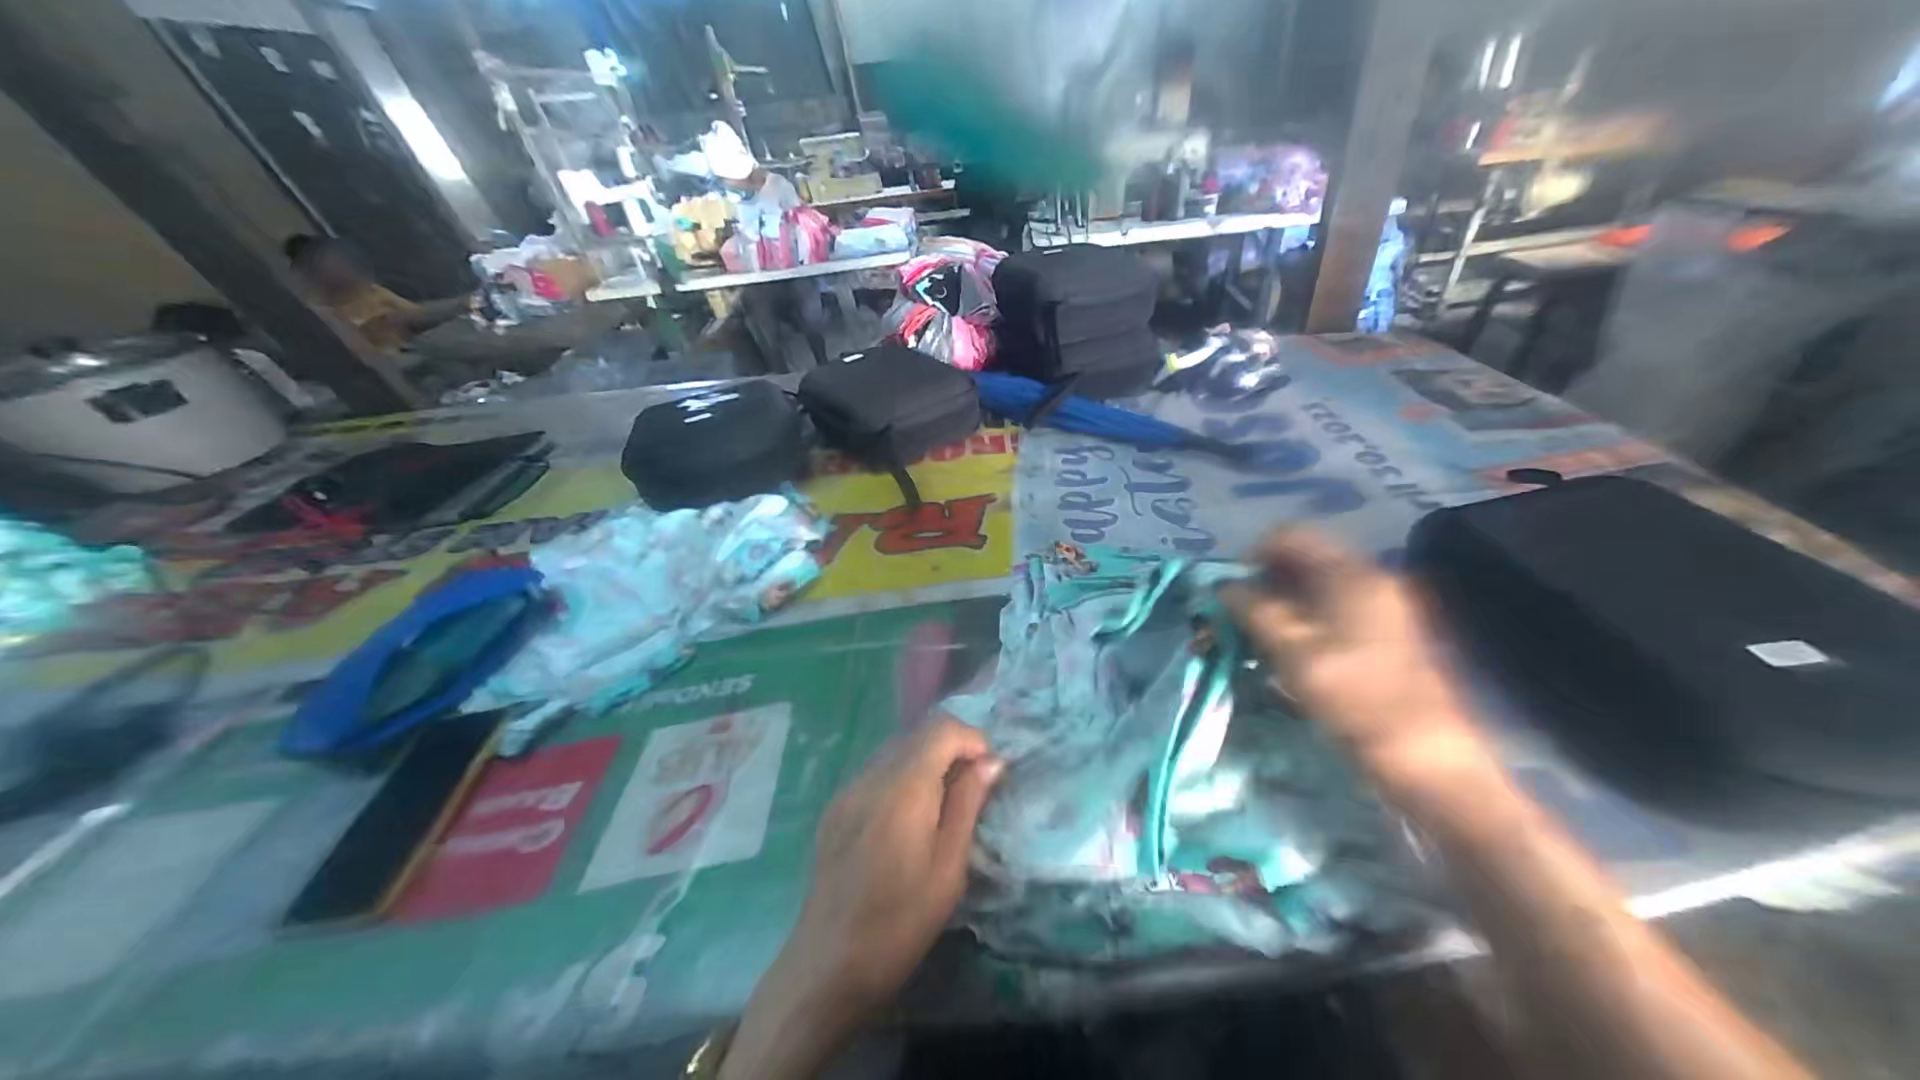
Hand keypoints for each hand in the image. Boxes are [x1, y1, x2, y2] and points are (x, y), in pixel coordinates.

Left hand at [719, 717, 1001, 1079]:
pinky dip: (900, 779)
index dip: (972, 740)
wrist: (827, 964)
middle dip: (952, 750)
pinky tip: (906, 821)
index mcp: (903, 786)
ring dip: (926, 763)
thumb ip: (968, 804)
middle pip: (917, 736)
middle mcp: (871, 776)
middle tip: (972, 792)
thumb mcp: (949, 867)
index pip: (942, 728)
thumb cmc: (900, 921)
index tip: (989, 775)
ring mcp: (847, 791)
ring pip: (895, 752)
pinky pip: (875, 774)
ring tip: (942, 808)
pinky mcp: (834, 809)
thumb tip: (991, 761)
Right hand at [1220, 530, 1498, 798]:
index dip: (1251, 556)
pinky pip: (1330, 611)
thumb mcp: (1292, 652)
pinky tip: (1285, 655)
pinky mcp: (1384, 636)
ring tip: (1253, 640)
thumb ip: (1253, 610)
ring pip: (1314, 588)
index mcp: (1352, 573)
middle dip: (1262, 583)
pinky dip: (1301, 622)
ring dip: (1277, 606)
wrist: (1428, 760)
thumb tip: (1221, 586)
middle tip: (1234, 619)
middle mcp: (1371, 579)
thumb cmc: (1356, 699)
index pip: (1290, 535)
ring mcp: (1382, 608)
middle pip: (1302, 560)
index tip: (1229, 593)